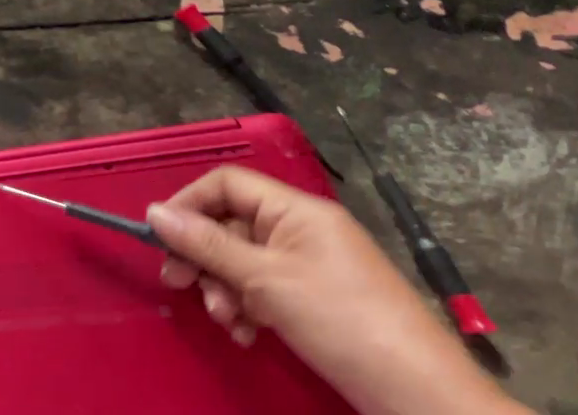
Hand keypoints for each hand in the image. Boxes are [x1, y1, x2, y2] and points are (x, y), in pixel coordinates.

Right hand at [147, 165, 523, 414]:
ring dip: (223, 288)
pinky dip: (248, 307)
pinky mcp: (317, 301)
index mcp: (297, 212)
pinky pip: (265, 289)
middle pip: (230, 225)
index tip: (162, 236)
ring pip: (242, 261)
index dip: (188, 203)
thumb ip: (205, 243)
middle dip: (202, 256)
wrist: (423, 398)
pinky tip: (247, 333)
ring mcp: (312, 267)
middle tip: (179, 284)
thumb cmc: (341, 322)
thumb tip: (154, 211)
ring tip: (227, 321)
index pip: (226, 184)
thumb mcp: (264, 280)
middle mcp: (303, 231)